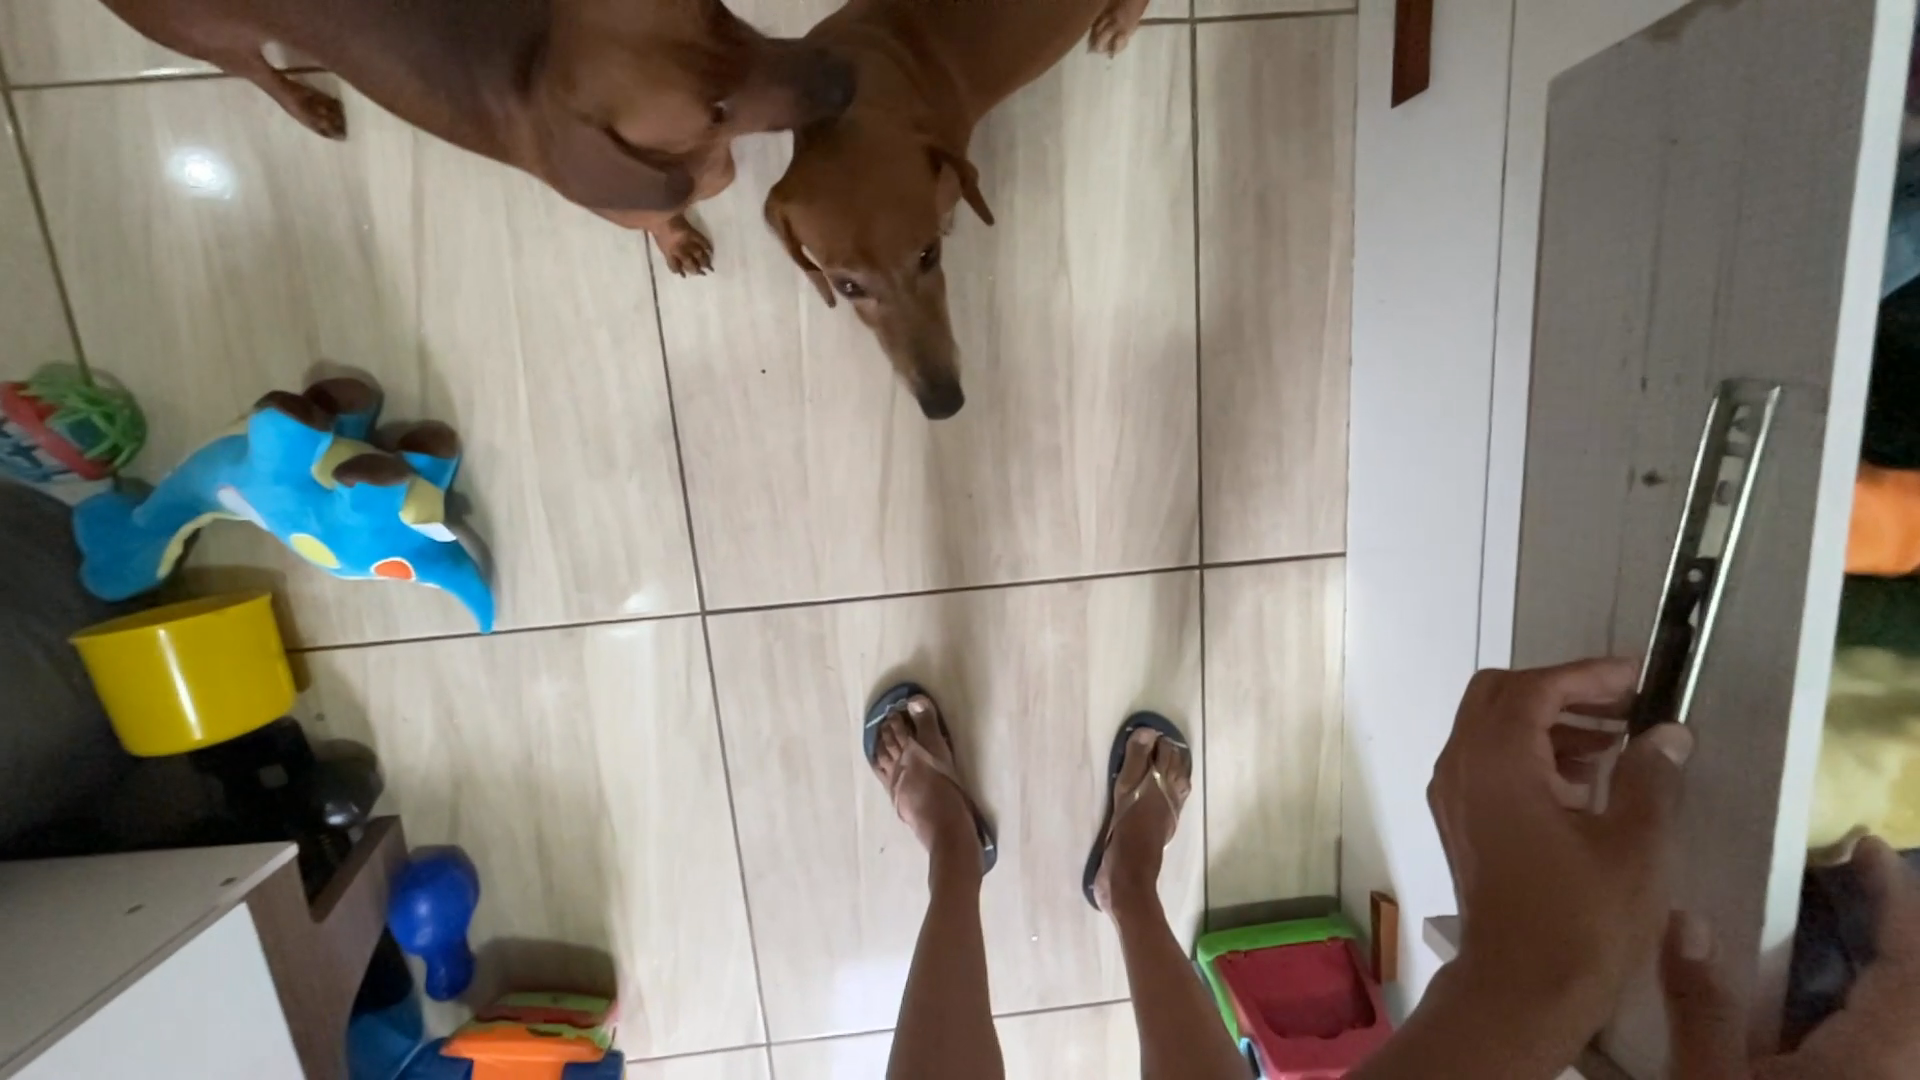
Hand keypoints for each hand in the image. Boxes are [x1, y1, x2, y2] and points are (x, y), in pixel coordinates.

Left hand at [1430, 659, 1693, 1036]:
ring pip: (1487, 724)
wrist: (1520, 978)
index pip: (1530, 689)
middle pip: (1497, 694)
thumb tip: (1666, 733)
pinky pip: (1484, 757)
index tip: (1638, 676)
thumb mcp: (1633, 846)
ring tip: (1617, 740)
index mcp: (1494, 761)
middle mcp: (1458, 762)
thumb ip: (1649, 780)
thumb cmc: (1581, 916)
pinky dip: (1527, 749)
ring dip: (1545, 720)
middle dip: (1559, 689)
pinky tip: (1583, 775)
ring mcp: (1449, 786)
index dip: (1584, 675)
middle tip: (1624, 704)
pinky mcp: (1454, 811)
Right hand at [1663, 837, 1919, 1078]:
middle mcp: (1910, 1067)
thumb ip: (1703, 1005)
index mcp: (1879, 1058)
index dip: (1894, 901)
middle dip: (1899, 929)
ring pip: (1912, 1014)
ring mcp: (1899, 1077)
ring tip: (1847, 919)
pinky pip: (1898, 1032)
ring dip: (1891, 964)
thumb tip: (1688, 920)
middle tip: (1849, 876)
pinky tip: (1835, 989)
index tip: (1864, 844)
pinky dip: (1881, 997)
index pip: (1905, 966)